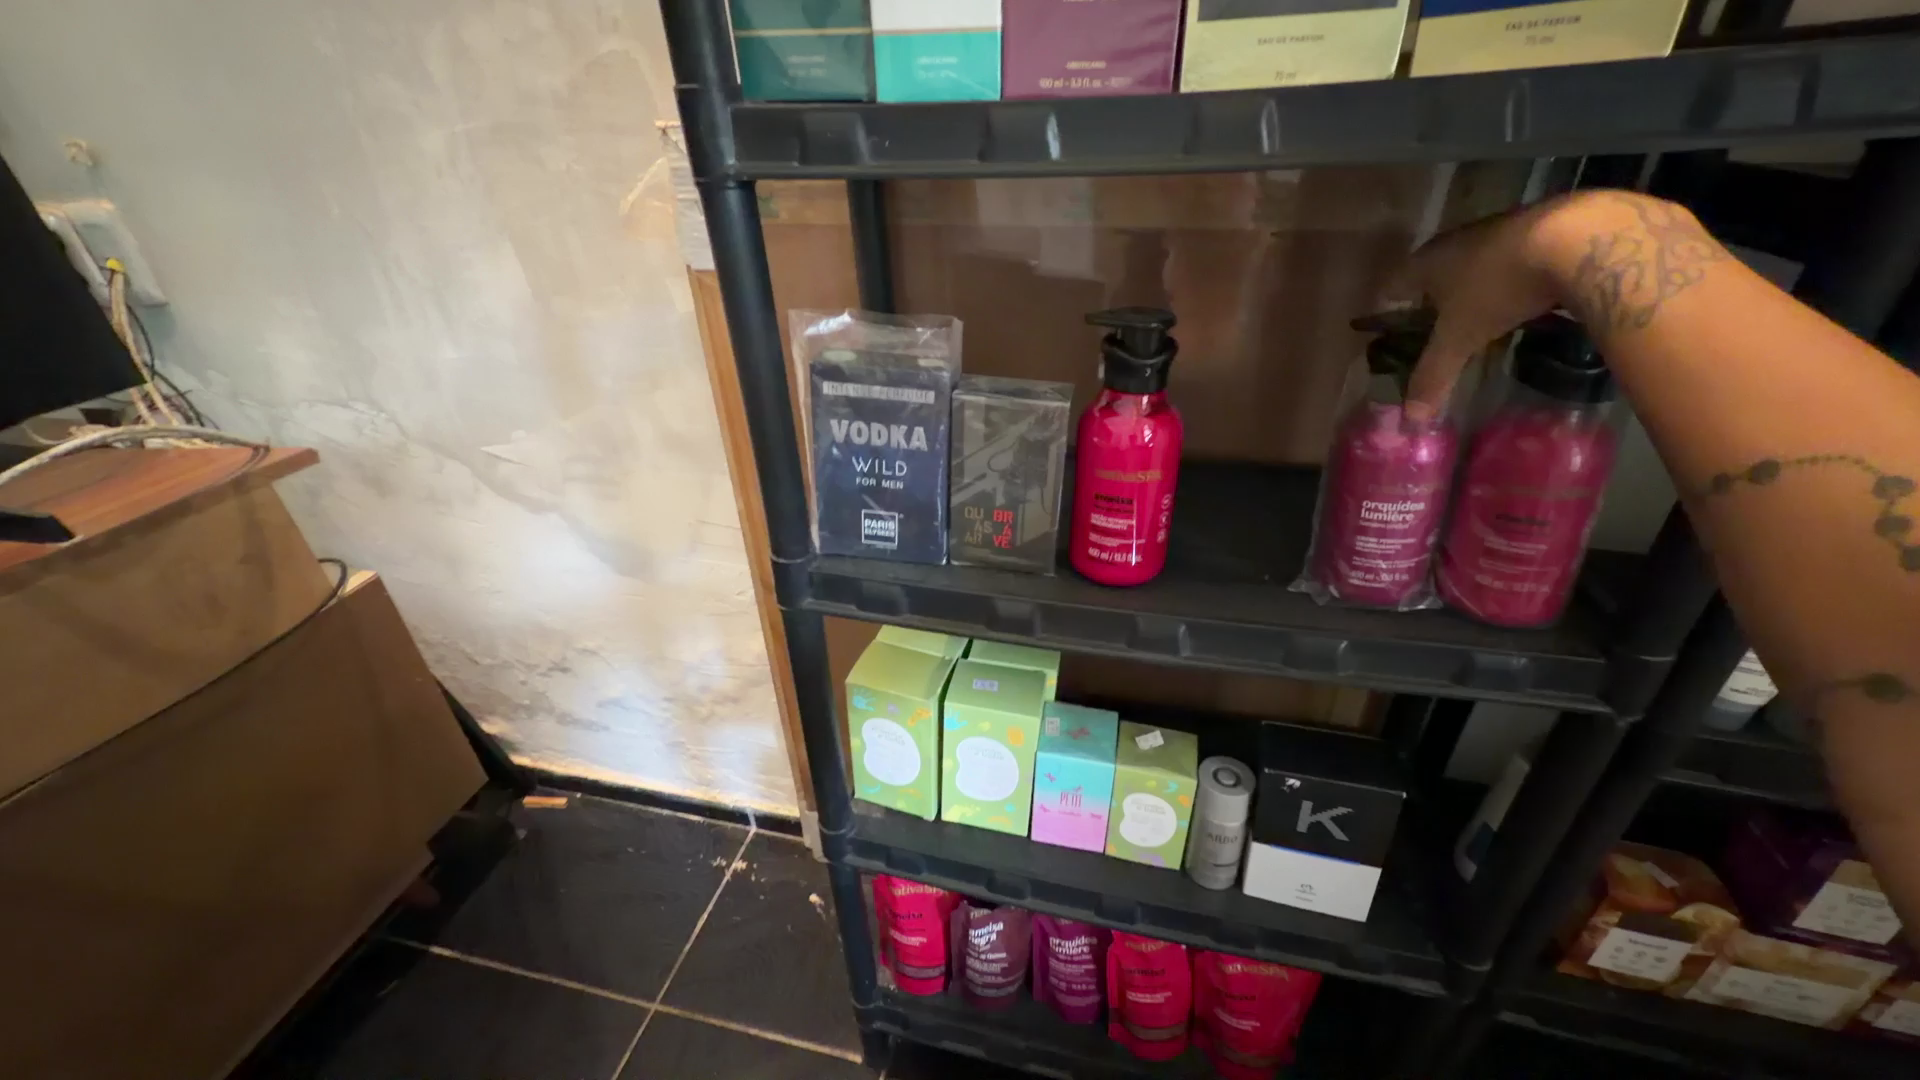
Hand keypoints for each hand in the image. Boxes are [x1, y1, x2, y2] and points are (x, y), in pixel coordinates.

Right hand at [1395, 198, 1568, 419]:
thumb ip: (1434, 375)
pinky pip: (1510, 258)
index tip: (1390, 329)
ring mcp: (1499, 228)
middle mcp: (1455, 240)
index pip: (1392, 285)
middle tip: (1433, 327)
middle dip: (1430, 299)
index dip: (1388, 309)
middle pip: (1432, 272)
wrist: (1577, 237)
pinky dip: (1509, 277)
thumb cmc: (1498, 288)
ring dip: (1471, 286)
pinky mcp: (1539, 226)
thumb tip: (1410, 422)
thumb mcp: (1461, 339)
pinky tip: (1523, 296)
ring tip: (1478, 315)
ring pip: (1472, 263)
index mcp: (1426, 262)